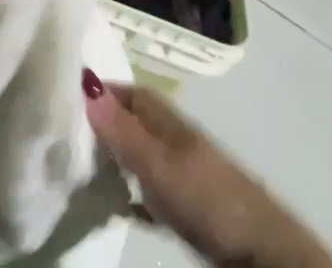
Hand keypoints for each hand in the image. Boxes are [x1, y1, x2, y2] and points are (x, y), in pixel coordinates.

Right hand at [87, 85, 331, 267]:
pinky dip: (133, 192)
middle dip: (103, 122)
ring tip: (81, 166)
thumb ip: (122, 128)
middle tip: (64, 131)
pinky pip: (153, 190)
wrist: (266, 256)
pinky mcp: (193, 207)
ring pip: (142, 155)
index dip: (102, 89)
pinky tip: (118, 204)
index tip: (65, 95)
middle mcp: (179, 142)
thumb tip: (84, 81)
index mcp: (172, 124)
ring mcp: (188, 175)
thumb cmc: (209, 200)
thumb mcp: (159, 163)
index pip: (133, 93)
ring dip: (116, 157)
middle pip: (136, 122)